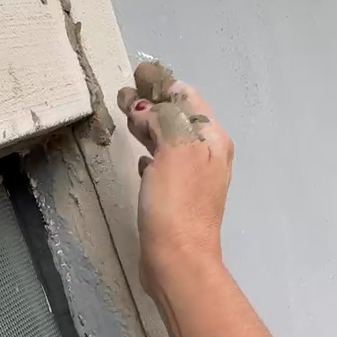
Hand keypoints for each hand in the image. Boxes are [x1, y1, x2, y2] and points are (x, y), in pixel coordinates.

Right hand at [116, 67, 233, 307]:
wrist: (178, 262)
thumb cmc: (177, 206)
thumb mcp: (174, 150)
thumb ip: (163, 120)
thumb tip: (147, 108)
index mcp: (211, 139)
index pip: (186, 98)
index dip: (161, 84)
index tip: (137, 74)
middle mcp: (207, 156)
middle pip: (178, 119)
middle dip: (152, 104)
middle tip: (125, 95)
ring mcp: (193, 181)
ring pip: (169, 142)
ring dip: (149, 129)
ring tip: (127, 120)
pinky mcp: (177, 202)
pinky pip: (164, 168)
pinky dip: (151, 157)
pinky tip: (139, 162)